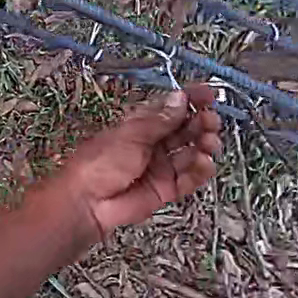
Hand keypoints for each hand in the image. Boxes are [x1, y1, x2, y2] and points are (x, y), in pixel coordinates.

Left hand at [47, 83, 222, 240]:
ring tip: (209, 142)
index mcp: (140, 126)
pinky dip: (199, 171)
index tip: (208, 94)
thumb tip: (180, 98)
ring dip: (203, 145)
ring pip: (190, 153)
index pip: (170, 109)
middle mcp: (152, 145)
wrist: (87, 202)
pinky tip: (203, 163)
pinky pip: (188, 179)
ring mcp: (159, 167)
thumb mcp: (131, 135)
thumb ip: (160, 120)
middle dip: (201, 123)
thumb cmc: (100, 164)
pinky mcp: (165, 190)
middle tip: (211, 120)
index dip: (190, 100)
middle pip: (185, 130)